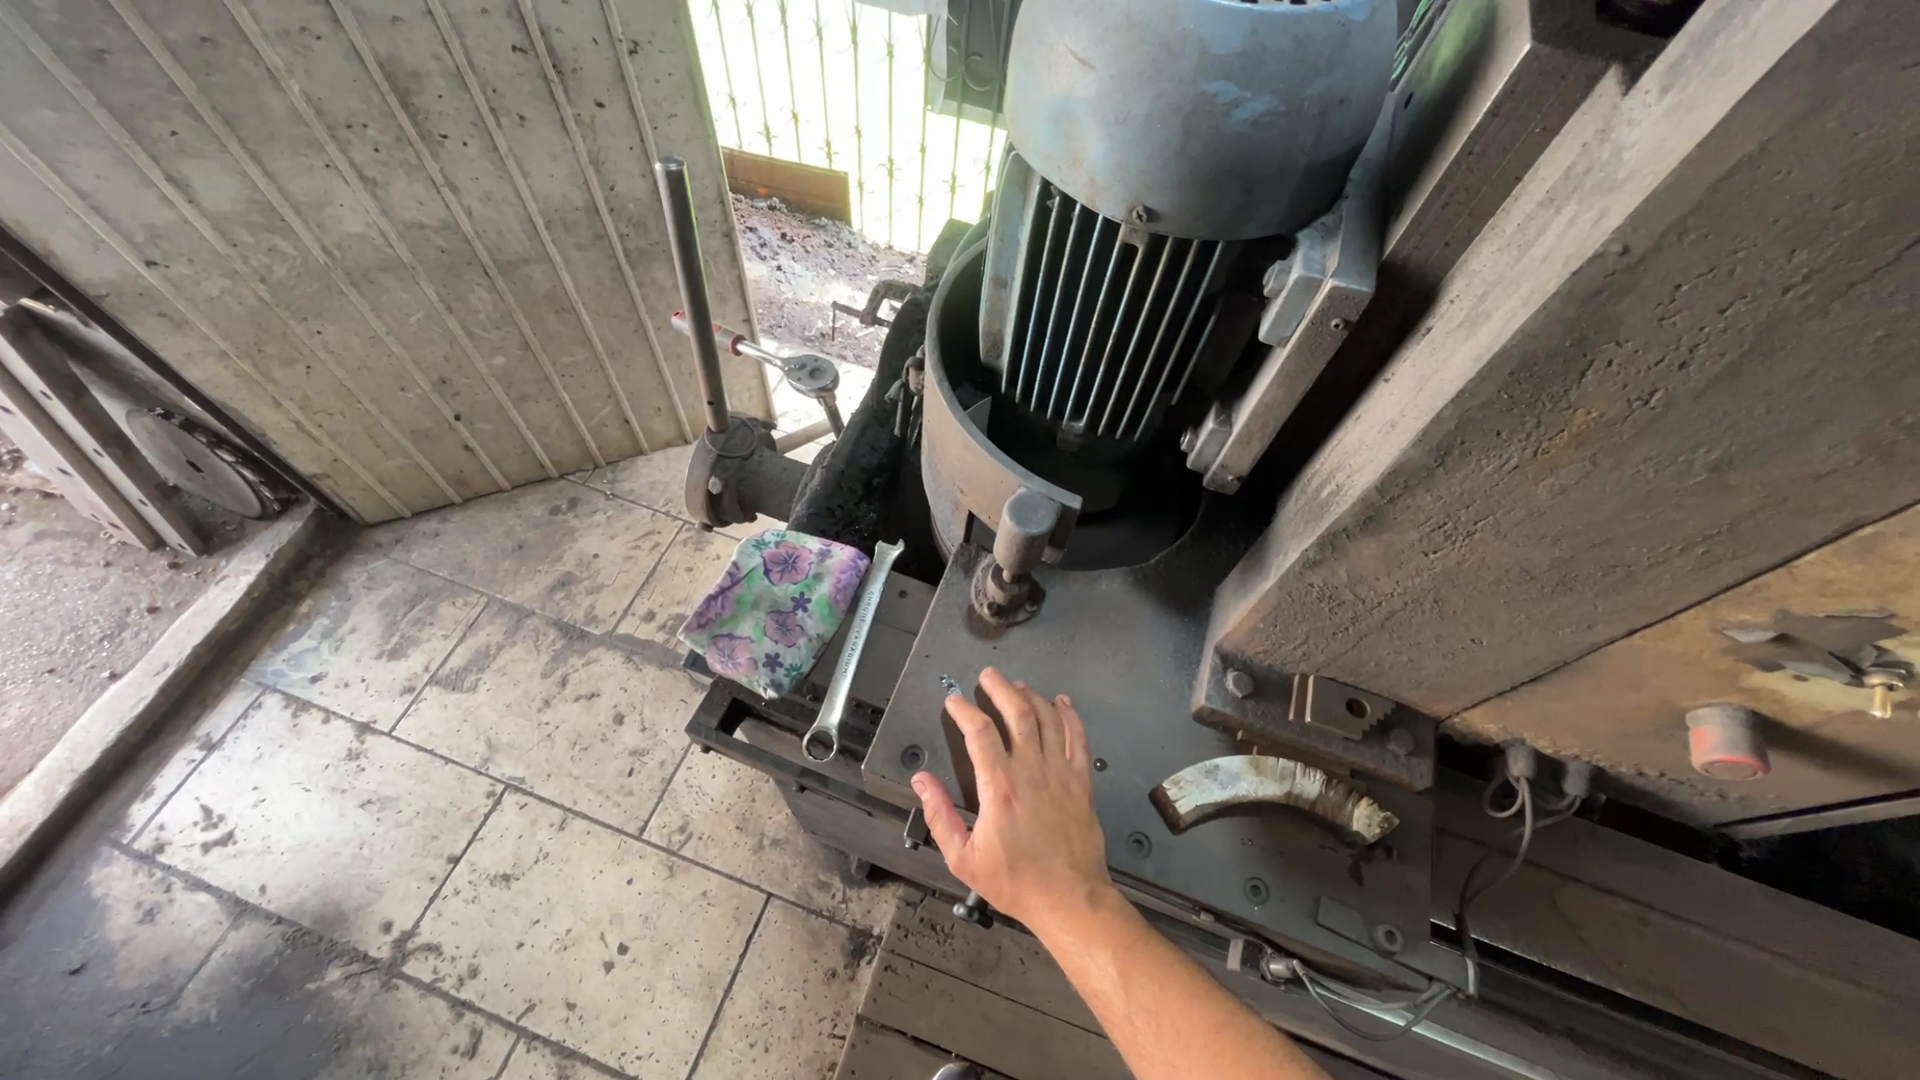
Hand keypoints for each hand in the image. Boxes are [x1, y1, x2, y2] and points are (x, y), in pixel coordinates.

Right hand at [911, 667, 1117, 934]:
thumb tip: (921, 781)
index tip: (954, 700)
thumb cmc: (1015, 881)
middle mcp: (1031, 771)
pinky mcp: (1081, 782)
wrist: (1069, 899)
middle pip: (1018, 713)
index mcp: (999, 788)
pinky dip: (1070, 716)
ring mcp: (1061, 774)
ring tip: (1018, 685)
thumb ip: (940, 815)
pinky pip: (1078, 739)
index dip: (965, 710)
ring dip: (1032, 696)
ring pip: (1048, 719)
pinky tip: (1063, 702)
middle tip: (989, 675)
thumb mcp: (963, 858)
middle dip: (1001, 688)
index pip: (980, 733)